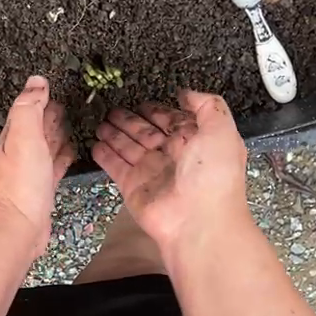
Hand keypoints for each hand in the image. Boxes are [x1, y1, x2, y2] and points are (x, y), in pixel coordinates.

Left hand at [0, 75, 75, 252]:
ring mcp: (32, 171)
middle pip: (37, 127)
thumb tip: (36, 81)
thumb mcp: (23, 136)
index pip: (27, 111)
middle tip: (65, 103)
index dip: (39, 99)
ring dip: (58, 134)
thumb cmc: (20, 182)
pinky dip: (63, 155)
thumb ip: (28, 107)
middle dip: (50, 115)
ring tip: (70, 123)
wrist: (19, 226)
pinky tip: (71, 152)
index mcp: (14, 137)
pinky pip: (55, 165)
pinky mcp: (43, 187)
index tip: (52, 87)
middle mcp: (21, 152)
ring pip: (47, 146)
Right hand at [91, 90, 249, 255]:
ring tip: (100, 123)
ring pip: (128, 147)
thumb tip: (186, 94)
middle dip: (130, 121)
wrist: (198, 221)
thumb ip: (207, 106)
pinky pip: (115, 166)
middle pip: (146, 133)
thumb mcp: (220, 131)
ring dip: (114, 134)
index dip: (158, 111)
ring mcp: (150, 171)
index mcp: (193, 142)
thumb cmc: (213, 175)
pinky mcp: (132, 186)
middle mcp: (170, 156)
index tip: (142, 102)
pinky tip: (95, 143)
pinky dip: (104, 155)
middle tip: (112, 110)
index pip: (171, 121)